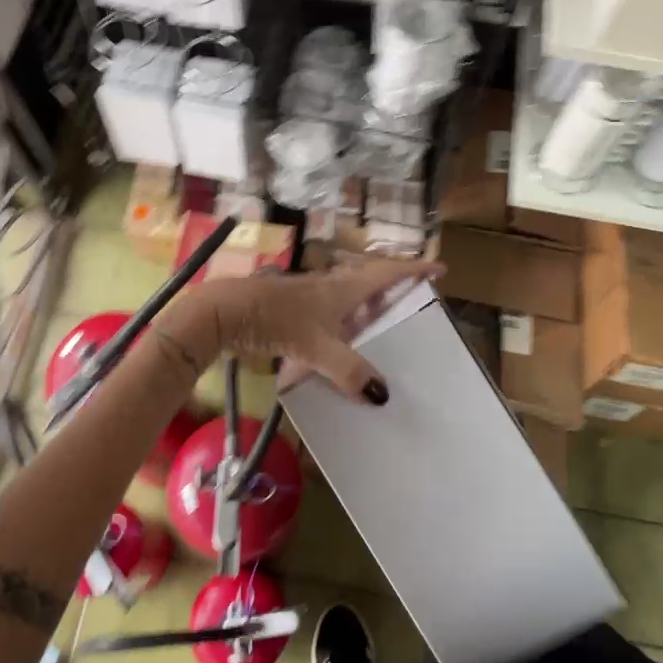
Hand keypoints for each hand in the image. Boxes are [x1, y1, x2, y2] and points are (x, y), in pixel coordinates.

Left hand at [153, 261, 445, 404]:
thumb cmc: (274, 319)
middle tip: (408, 308)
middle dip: (389, 294)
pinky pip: (323, 317)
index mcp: (342, 288)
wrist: (222, 311)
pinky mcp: (287, 310)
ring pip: (343, 301)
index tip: (439, 268)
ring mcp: (305, 297)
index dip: (414, 271)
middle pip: (366, 285)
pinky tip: (328, 352)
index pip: (387, 273)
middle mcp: (327, 287)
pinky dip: (336, 330)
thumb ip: (348, 371)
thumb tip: (382, 395)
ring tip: (374, 335)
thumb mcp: (315, 348)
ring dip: (361, 313)